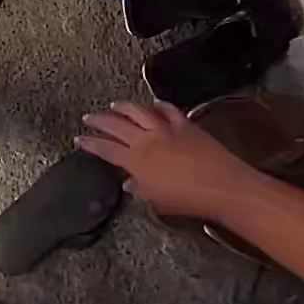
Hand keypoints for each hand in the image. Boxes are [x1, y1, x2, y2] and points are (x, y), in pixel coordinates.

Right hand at [76, 100, 267, 218]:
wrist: (223, 187)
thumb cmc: (187, 199)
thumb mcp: (156, 199)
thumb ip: (139, 188)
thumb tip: (129, 184)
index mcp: (135, 160)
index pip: (105, 148)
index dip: (89, 143)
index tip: (79, 140)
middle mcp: (146, 140)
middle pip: (115, 125)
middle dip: (98, 121)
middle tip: (88, 118)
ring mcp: (166, 130)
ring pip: (138, 111)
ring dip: (123, 107)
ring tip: (114, 105)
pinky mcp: (185, 125)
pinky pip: (168, 111)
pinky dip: (159, 106)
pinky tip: (154, 104)